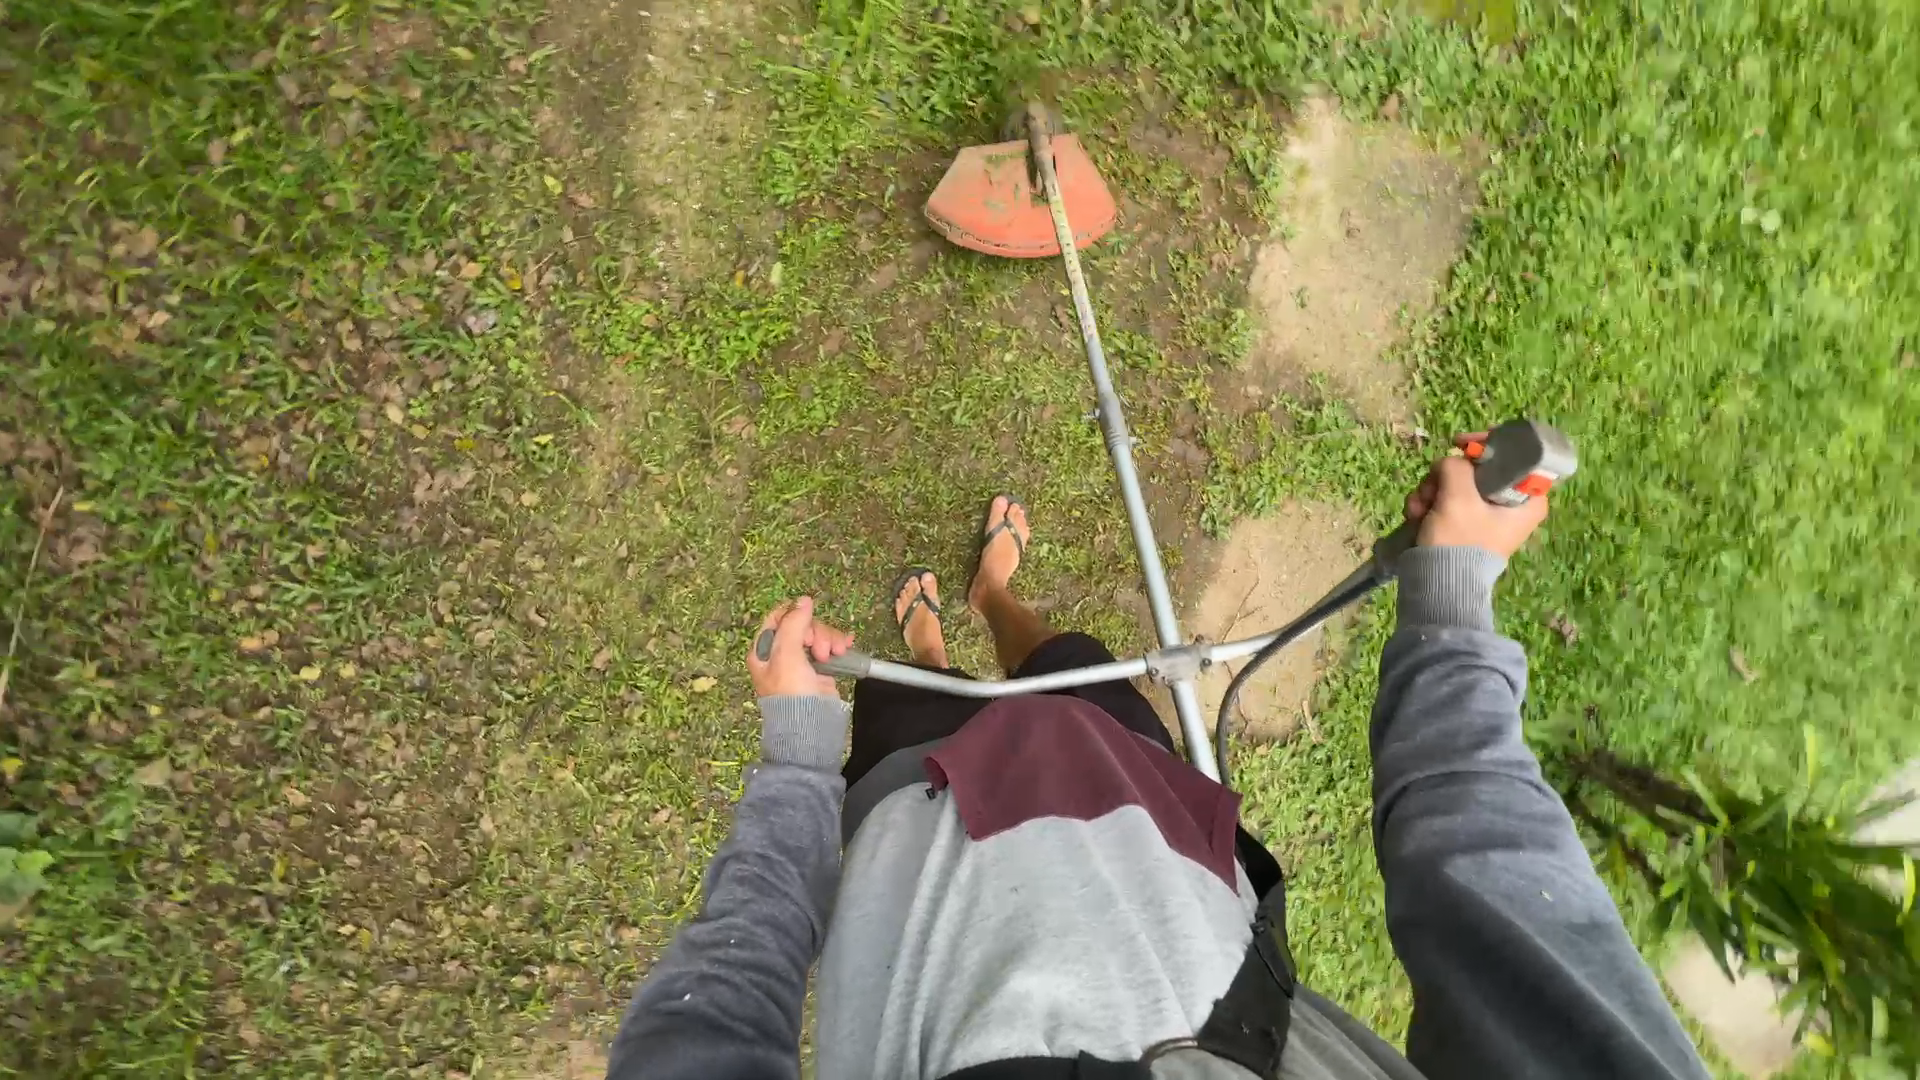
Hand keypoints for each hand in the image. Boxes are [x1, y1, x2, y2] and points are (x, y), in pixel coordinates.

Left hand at [747, 596, 852, 699]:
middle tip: (822, 649)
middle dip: (817, 632)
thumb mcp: (787, 654)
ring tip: (837, 652)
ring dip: (830, 639)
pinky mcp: (820, 669)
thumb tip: (804, 600)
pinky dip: (838, 644)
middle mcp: (781, 653)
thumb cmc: (791, 691)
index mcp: (764, 649)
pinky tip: (847, 646)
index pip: (777, 618)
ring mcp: (801, 661)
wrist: (810, 725)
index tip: (808, 620)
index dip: (795, 615)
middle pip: (802, 625)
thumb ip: (794, 624)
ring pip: (818, 635)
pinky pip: (829, 647)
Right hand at [1404, 432, 1549, 557]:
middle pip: (1476, 470)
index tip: (1459, 443)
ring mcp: (1483, 515)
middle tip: (1432, 487)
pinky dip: (1426, 505)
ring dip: (1430, 491)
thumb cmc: (1459, 540)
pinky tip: (1416, 516)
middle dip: (1446, 476)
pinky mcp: (1461, 524)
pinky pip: (1443, 501)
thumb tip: (1449, 461)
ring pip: (1454, 484)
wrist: (1439, 582)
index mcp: (1527, 499)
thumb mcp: (1457, 498)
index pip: (1516, 456)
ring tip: (1419, 508)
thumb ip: (1455, 468)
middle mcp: (1509, 505)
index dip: (1487, 444)